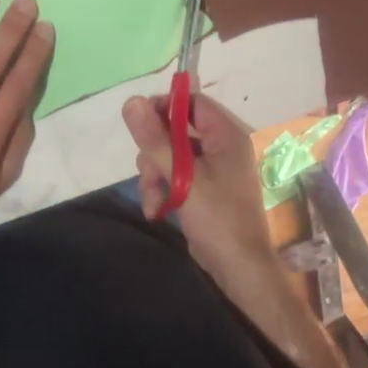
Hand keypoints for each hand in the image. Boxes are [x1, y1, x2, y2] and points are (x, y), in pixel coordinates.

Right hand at [122, 92, 277, 285]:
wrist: (237, 265)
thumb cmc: (216, 216)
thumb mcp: (181, 176)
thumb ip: (155, 139)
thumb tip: (131, 101)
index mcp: (226, 136)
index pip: (192, 103)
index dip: (164, 108)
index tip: (139, 125)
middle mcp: (221, 148)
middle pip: (174, 133)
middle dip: (154, 156)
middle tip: (148, 177)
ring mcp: (212, 172)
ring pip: (169, 159)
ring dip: (154, 180)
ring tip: (153, 205)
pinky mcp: (203, 193)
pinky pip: (175, 180)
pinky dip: (163, 192)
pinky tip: (157, 212)